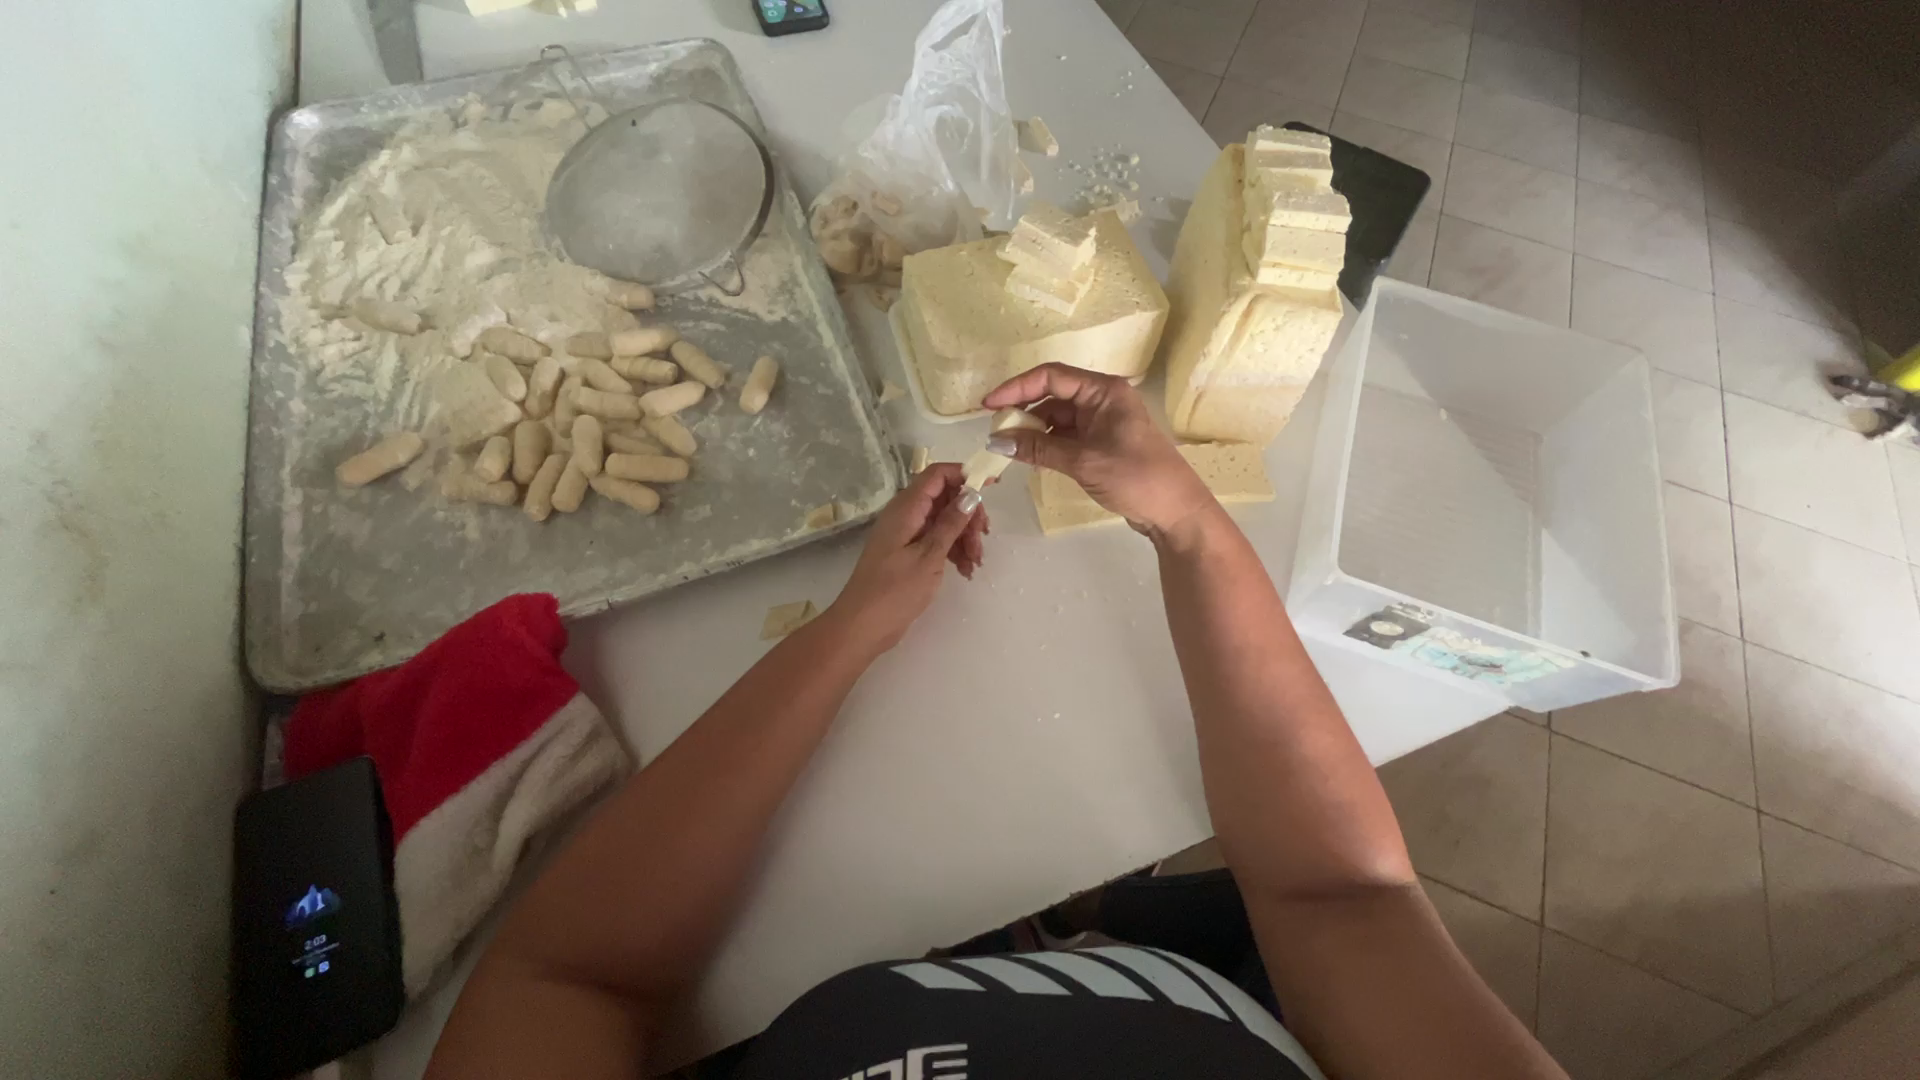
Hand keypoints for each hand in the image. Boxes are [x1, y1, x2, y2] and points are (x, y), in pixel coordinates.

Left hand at [826, 463, 987, 653]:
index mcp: (906, 508)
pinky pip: (936, 541)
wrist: (863, 625)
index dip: (965, 474)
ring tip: (975, 563)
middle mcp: (906, 515)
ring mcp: (906, 534)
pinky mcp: (908, 553)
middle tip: (982, 539)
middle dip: (969, 515)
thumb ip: (951, 523)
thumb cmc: (894, 590)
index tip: (991, 486)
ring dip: (964, 537)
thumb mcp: (929, 556)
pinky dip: (953, 551)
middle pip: (945, 498)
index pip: (937, 475)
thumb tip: (971, 494)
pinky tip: (965, 570)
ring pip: (944, 522)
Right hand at [982, 364, 1213, 537]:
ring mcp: (1102, 422)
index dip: (1016, 388)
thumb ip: (1038, 449)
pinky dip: (1047, 446)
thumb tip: (997, 442)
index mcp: (1104, 391)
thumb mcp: (1082, 462)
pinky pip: (1066, 436)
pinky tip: (1031, 460)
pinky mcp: (1101, 443)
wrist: (1175, 510)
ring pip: (1056, 419)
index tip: (989, 406)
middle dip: (1022, 413)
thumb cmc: (1135, 477)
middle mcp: (1102, 400)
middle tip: (996, 434)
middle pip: (1052, 396)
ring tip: (1009, 451)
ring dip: (1033, 433)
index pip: (1051, 377)